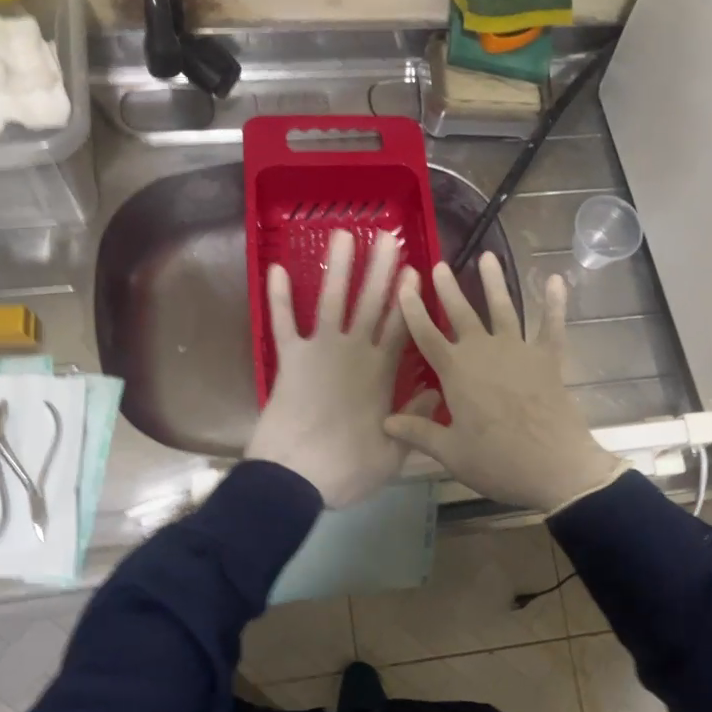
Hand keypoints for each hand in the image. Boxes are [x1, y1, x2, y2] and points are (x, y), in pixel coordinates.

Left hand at [245, 229, 437, 508]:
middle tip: (389, 235)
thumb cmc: (348, 469)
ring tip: (342, 233)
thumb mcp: (395, 453)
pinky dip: (277, 296)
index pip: (402, 327)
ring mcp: (319, 352)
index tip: (417, 269)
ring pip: (332, 301)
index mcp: (382, 374)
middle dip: (382, 269)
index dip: (410, 298)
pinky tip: (273, 268)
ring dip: (337, 267)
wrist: (296, 478)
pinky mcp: (288, 360)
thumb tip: (438, 391)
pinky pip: (282, 322)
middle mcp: (354, 353)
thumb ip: (417, 419)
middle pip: (371, 303)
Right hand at [384, 253, 625, 512]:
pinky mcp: (549, 359)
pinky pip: (552, 325)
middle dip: (448, 289)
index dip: (411, 309)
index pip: (426, 334)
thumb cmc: (497, 461)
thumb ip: (419, 432)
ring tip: (488, 257)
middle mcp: (484, 351)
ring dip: (495, 282)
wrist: (555, 466)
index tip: (403, 284)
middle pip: (462, 313)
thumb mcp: (451, 452)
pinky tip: (555, 280)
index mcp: (456, 372)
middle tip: (439, 265)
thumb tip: (385, 422)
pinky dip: (554, 303)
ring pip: (504, 308)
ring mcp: (520, 351)